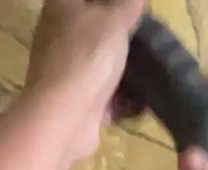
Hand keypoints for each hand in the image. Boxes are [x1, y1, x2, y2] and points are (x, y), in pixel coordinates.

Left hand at [23, 0, 146, 162]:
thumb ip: (128, 4)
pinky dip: (120, 98)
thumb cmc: (86, 57)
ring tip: (150, 65)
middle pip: (94, 27)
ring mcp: (64, 72)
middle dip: (120, 31)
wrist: (65, 120)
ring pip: (98, 62)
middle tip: (147, 33)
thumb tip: (136, 0)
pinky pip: (102, 94)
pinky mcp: (73, 102)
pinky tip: (142, 99)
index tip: (134, 7)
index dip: (112, 2)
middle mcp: (57, 35)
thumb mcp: (115, 18)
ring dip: (122, 67)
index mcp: (61, 5)